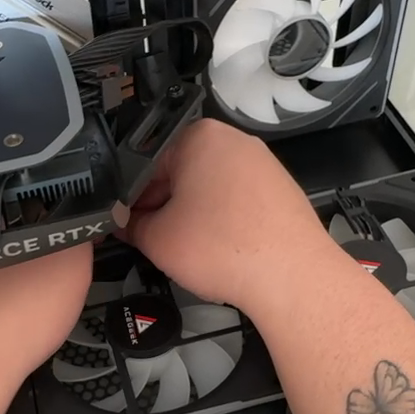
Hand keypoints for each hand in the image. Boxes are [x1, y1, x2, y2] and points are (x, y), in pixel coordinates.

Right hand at [125, 119, 342, 313]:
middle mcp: (234, 142)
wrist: (290, 276)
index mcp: (199, 137)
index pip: (146, 164)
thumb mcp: (157, 240)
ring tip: (187, 249)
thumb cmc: (229, 249)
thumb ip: (130, 226)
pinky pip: (236, 202)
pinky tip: (216, 250)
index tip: (125, 222)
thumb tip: (124, 224)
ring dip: (191, 216)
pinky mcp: (278, 191)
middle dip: (163, 206)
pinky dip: (221, 223)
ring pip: (208, 188)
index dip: (130, 199)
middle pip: (180, 173)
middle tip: (152, 239)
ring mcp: (261, 165)